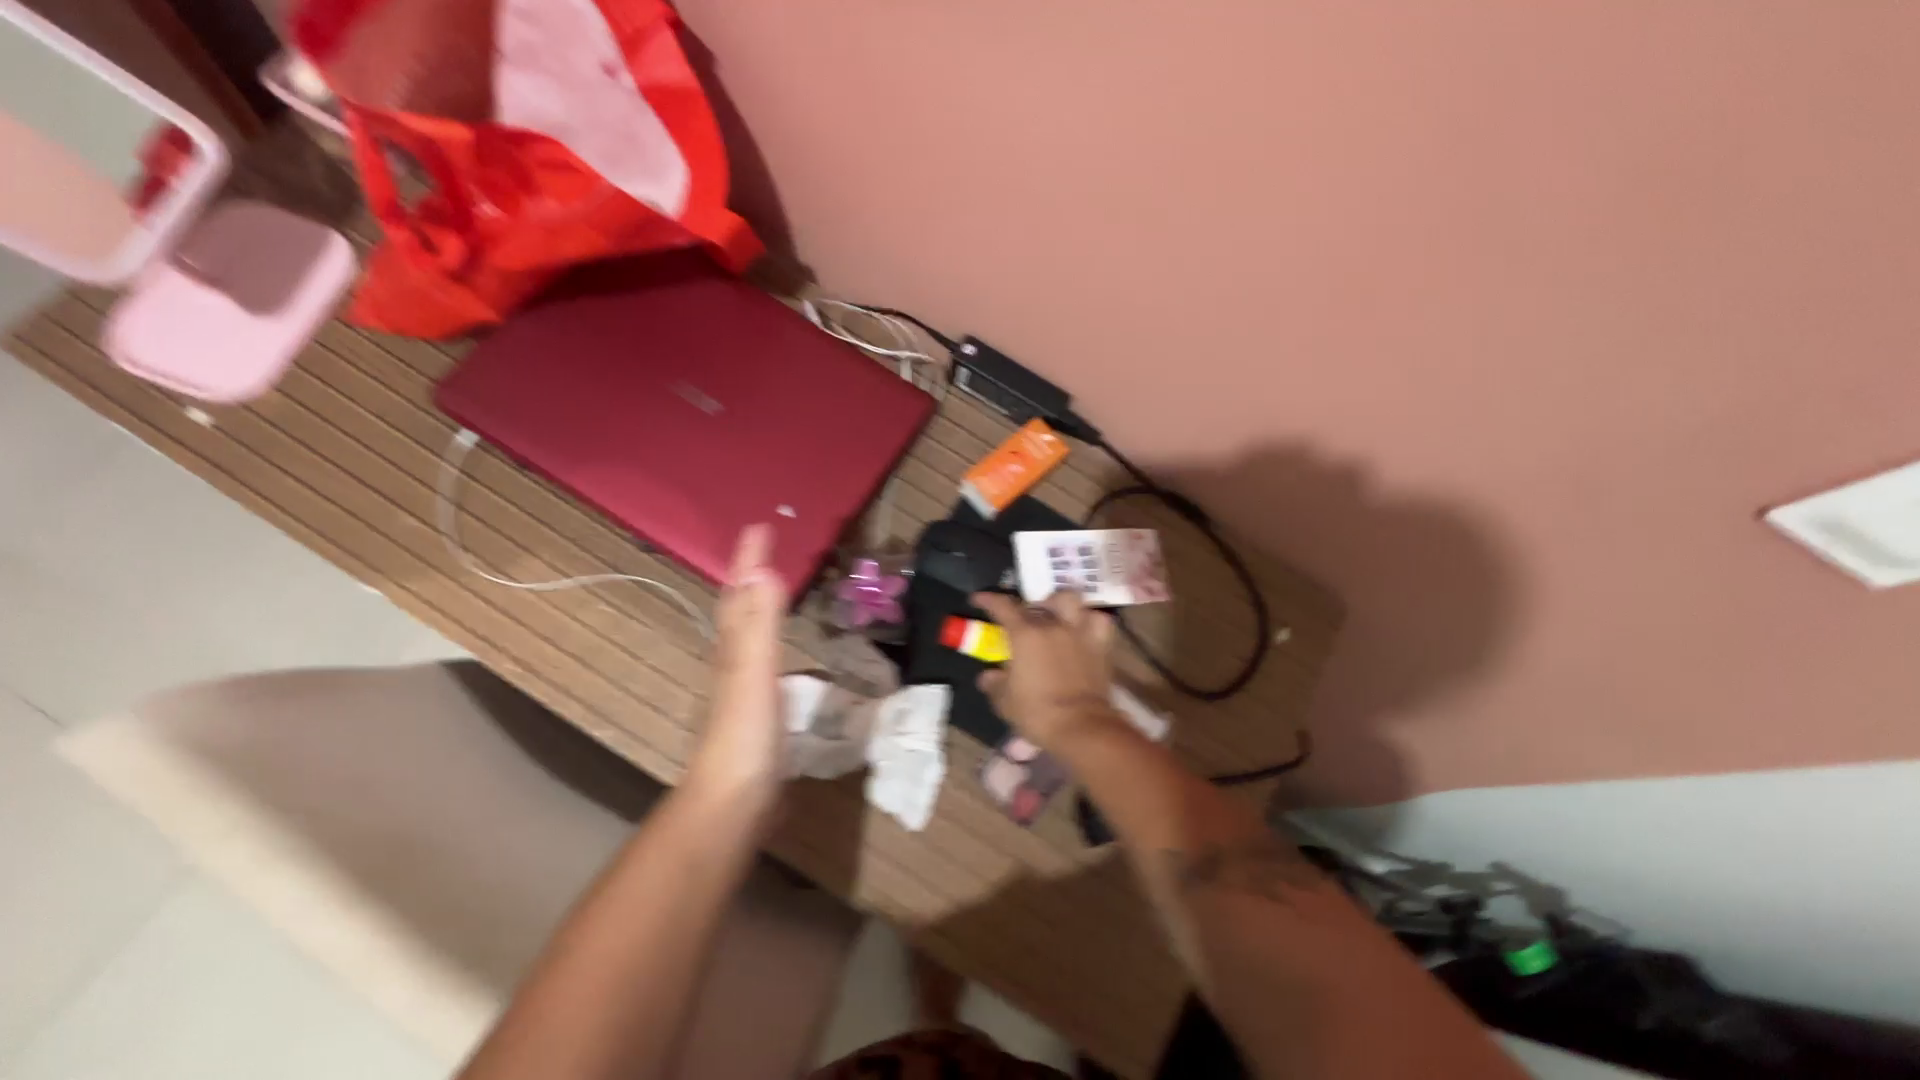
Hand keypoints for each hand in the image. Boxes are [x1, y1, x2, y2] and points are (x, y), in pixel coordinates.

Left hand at [688, 526, 787, 804]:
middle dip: (749, 580)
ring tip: (774, 597)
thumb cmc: (746, 735)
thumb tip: (760, 568)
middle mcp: (734, 666)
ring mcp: (745, 695)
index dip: (748, 561)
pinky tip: (786, 667)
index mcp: (734, 650)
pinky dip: (774, 654)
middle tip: (763, 554)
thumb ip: (759, 623)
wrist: (733, 804)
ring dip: (759, 614)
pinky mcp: (760, 721)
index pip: (740, 595)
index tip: (760, 527)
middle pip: (738, 614)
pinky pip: (767, 672)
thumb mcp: (754, 671)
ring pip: (749, 641)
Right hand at [969, 590, 1127, 751]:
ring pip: (1071, 600)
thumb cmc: (1037, 714)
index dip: (989, 599)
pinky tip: (1083, 628)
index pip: (1003, 607)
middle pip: (1036, 603)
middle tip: (1021, 621)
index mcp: (1024, 635)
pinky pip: (1099, 620)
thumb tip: (987, 677)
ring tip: (1055, 615)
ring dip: (1060, 603)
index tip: (979, 599)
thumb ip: (995, 684)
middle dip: (1024, 607)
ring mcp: (1079, 632)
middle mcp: (1052, 626)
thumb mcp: (1005, 702)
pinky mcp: (1100, 645)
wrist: (1081, 727)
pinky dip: (1090, 619)